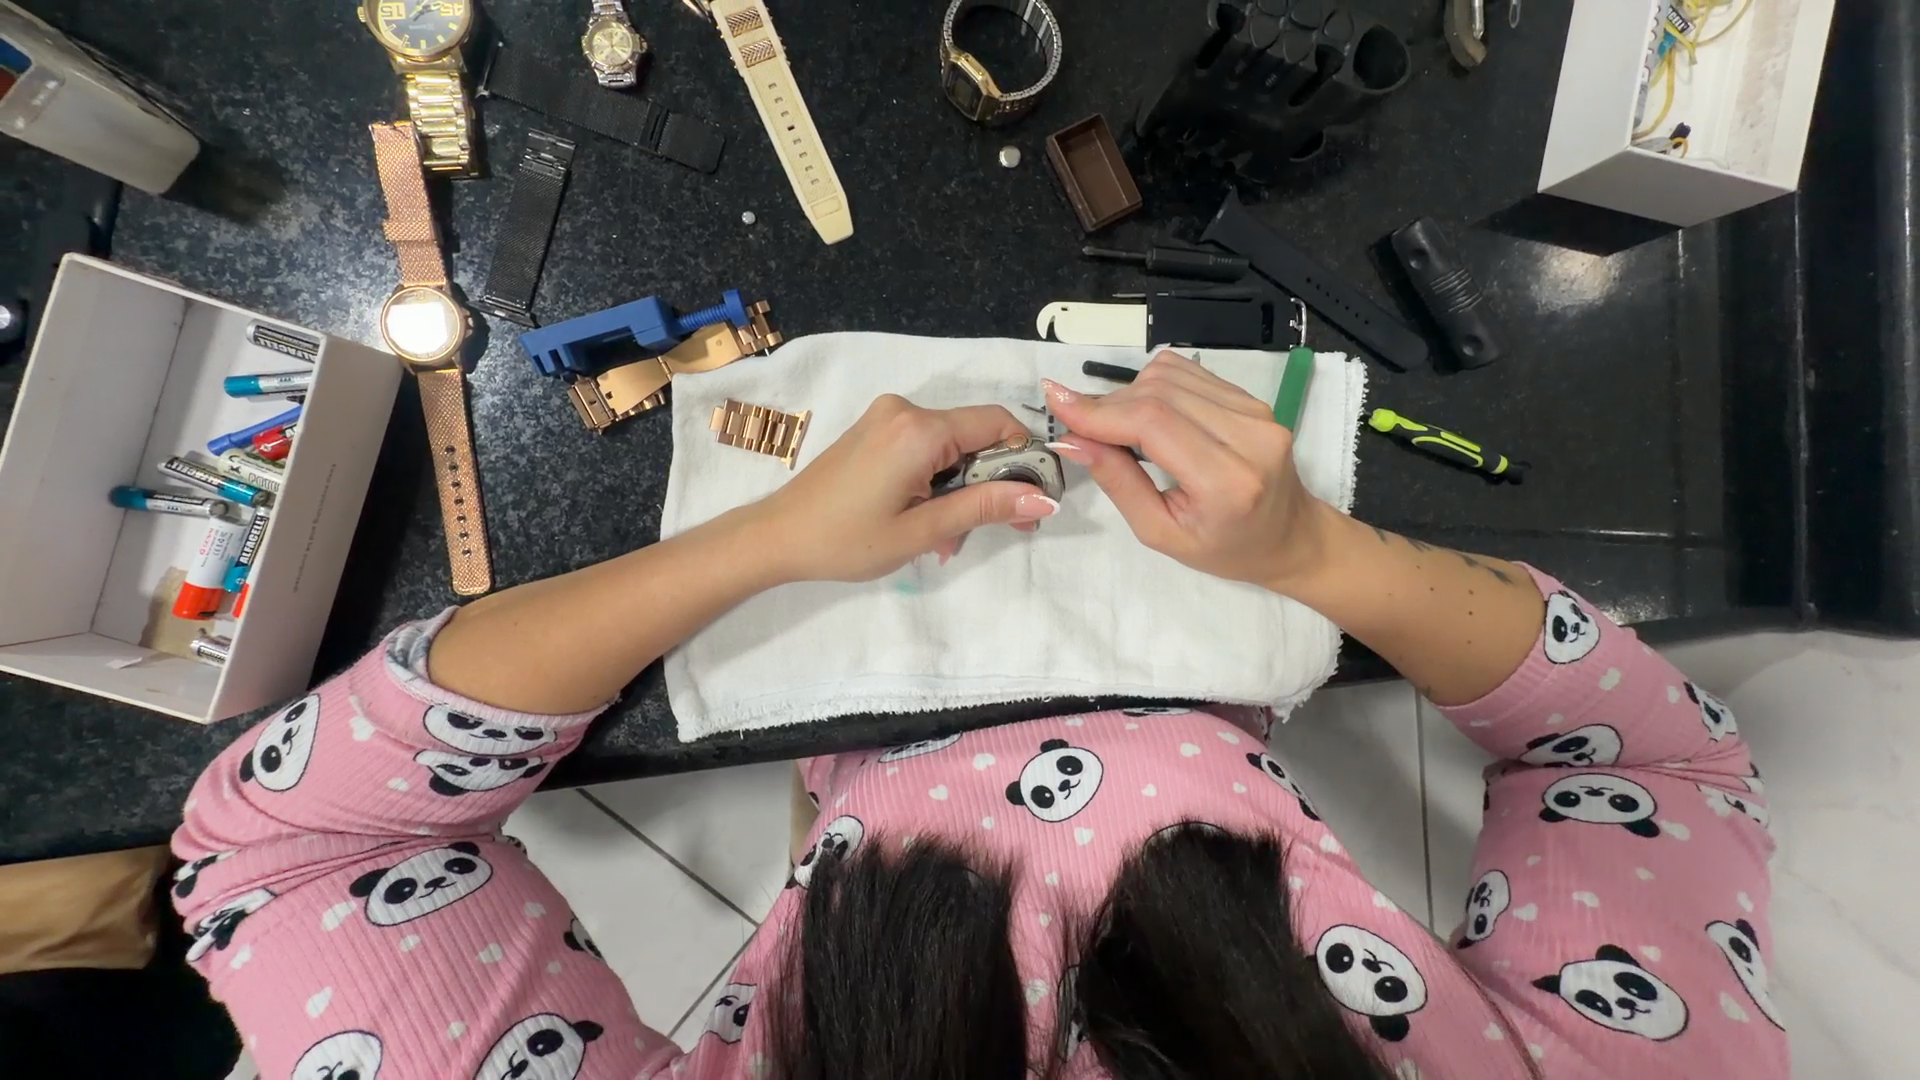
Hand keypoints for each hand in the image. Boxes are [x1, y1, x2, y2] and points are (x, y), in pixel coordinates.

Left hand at [754, 395, 1058, 582]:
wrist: (776, 536)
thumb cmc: (847, 540)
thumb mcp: (923, 531)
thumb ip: (985, 508)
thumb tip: (1045, 499)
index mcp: (919, 429)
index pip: (998, 423)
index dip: (1025, 458)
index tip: (1033, 500)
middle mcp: (905, 409)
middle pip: (975, 435)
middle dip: (990, 482)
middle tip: (996, 530)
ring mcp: (886, 417)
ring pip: (951, 446)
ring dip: (961, 488)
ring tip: (947, 538)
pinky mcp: (875, 430)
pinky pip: (925, 447)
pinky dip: (937, 480)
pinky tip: (926, 518)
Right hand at [1043, 350, 1330, 592]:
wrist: (1290, 537)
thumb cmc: (1224, 549)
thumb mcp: (1160, 532)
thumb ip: (1118, 482)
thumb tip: (1072, 439)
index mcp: (1227, 481)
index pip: (1153, 424)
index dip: (1099, 411)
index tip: (1055, 403)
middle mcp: (1249, 435)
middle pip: (1158, 393)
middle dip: (1107, 405)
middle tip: (1080, 427)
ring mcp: (1256, 411)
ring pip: (1170, 374)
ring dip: (1128, 395)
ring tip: (1117, 428)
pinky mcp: (1253, 398)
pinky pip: (1188, 373)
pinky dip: (1154, 388)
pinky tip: (1148, 416)